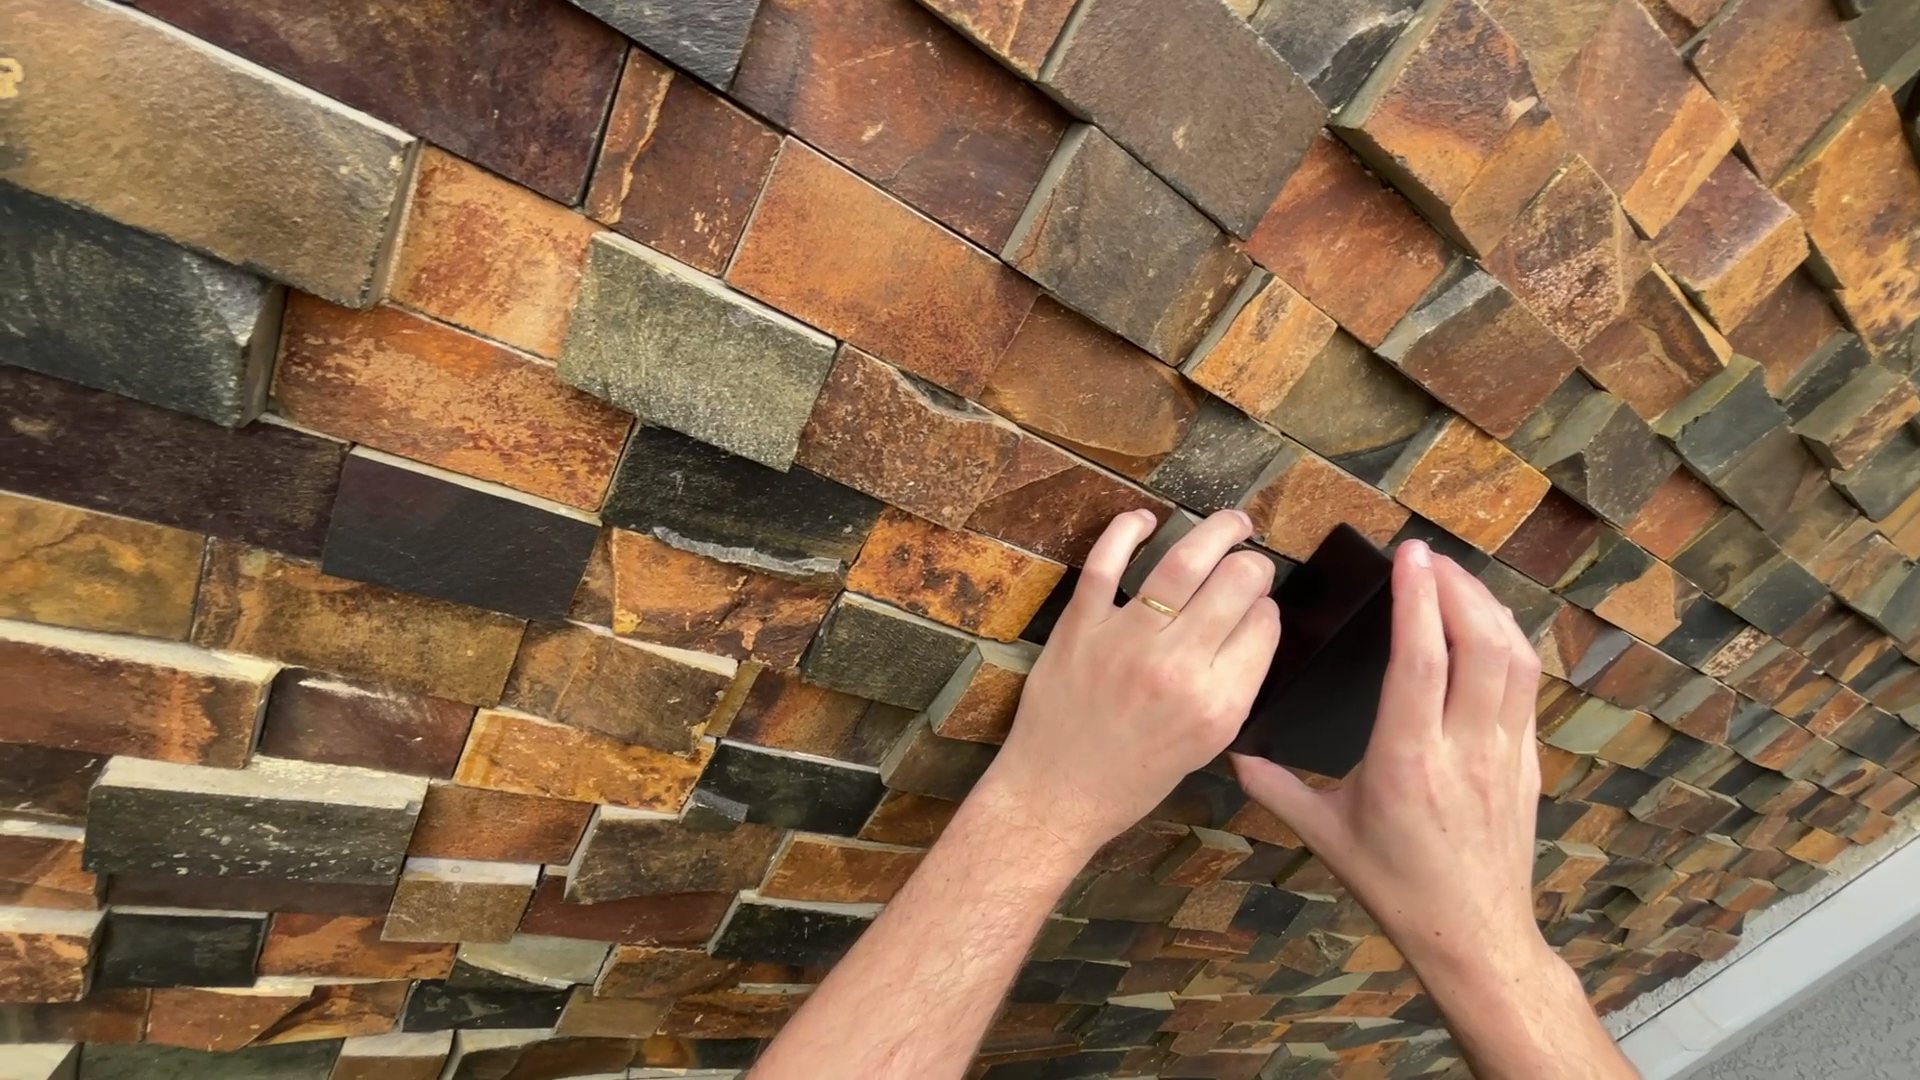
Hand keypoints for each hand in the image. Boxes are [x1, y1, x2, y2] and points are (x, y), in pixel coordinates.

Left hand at [981, 509, 1281, 857]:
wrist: (1057, 791)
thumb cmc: (1133, 776)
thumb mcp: (1204, 743)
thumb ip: (1235, 684)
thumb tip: (1254, 619)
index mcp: (1217, 703)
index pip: (1264, 624)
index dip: (1266, 605)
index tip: (1256, 602)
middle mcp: (1176, 667)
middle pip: (1236, 584)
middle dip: (1253, 562)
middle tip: (1248, 558)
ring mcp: (1124, 640)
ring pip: (1183, 563)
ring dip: (1215, 530)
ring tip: (1230, 520)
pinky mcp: (1080, 625)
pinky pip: (1104, 562)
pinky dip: (1126, 530)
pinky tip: (1145, 520)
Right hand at [1231, 542, 1547, 974]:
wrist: (1473, 935)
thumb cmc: (1394, 883)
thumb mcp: (1323, 834)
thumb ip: (1275, 787)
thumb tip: (1232, 754)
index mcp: (1407, 760)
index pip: (1421, 663)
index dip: (1419, 602)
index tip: (1410, 556)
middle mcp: (1464, 748)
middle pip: (1480, 647)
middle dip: (1458, 589)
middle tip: (1428, 554)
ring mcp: (1505, 753)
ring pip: (1515, 662)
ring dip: (1489, 608)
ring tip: (1457, 576)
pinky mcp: (1526, 762)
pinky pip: (1527, 687)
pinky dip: (1509, 641)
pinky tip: (1489, 624)